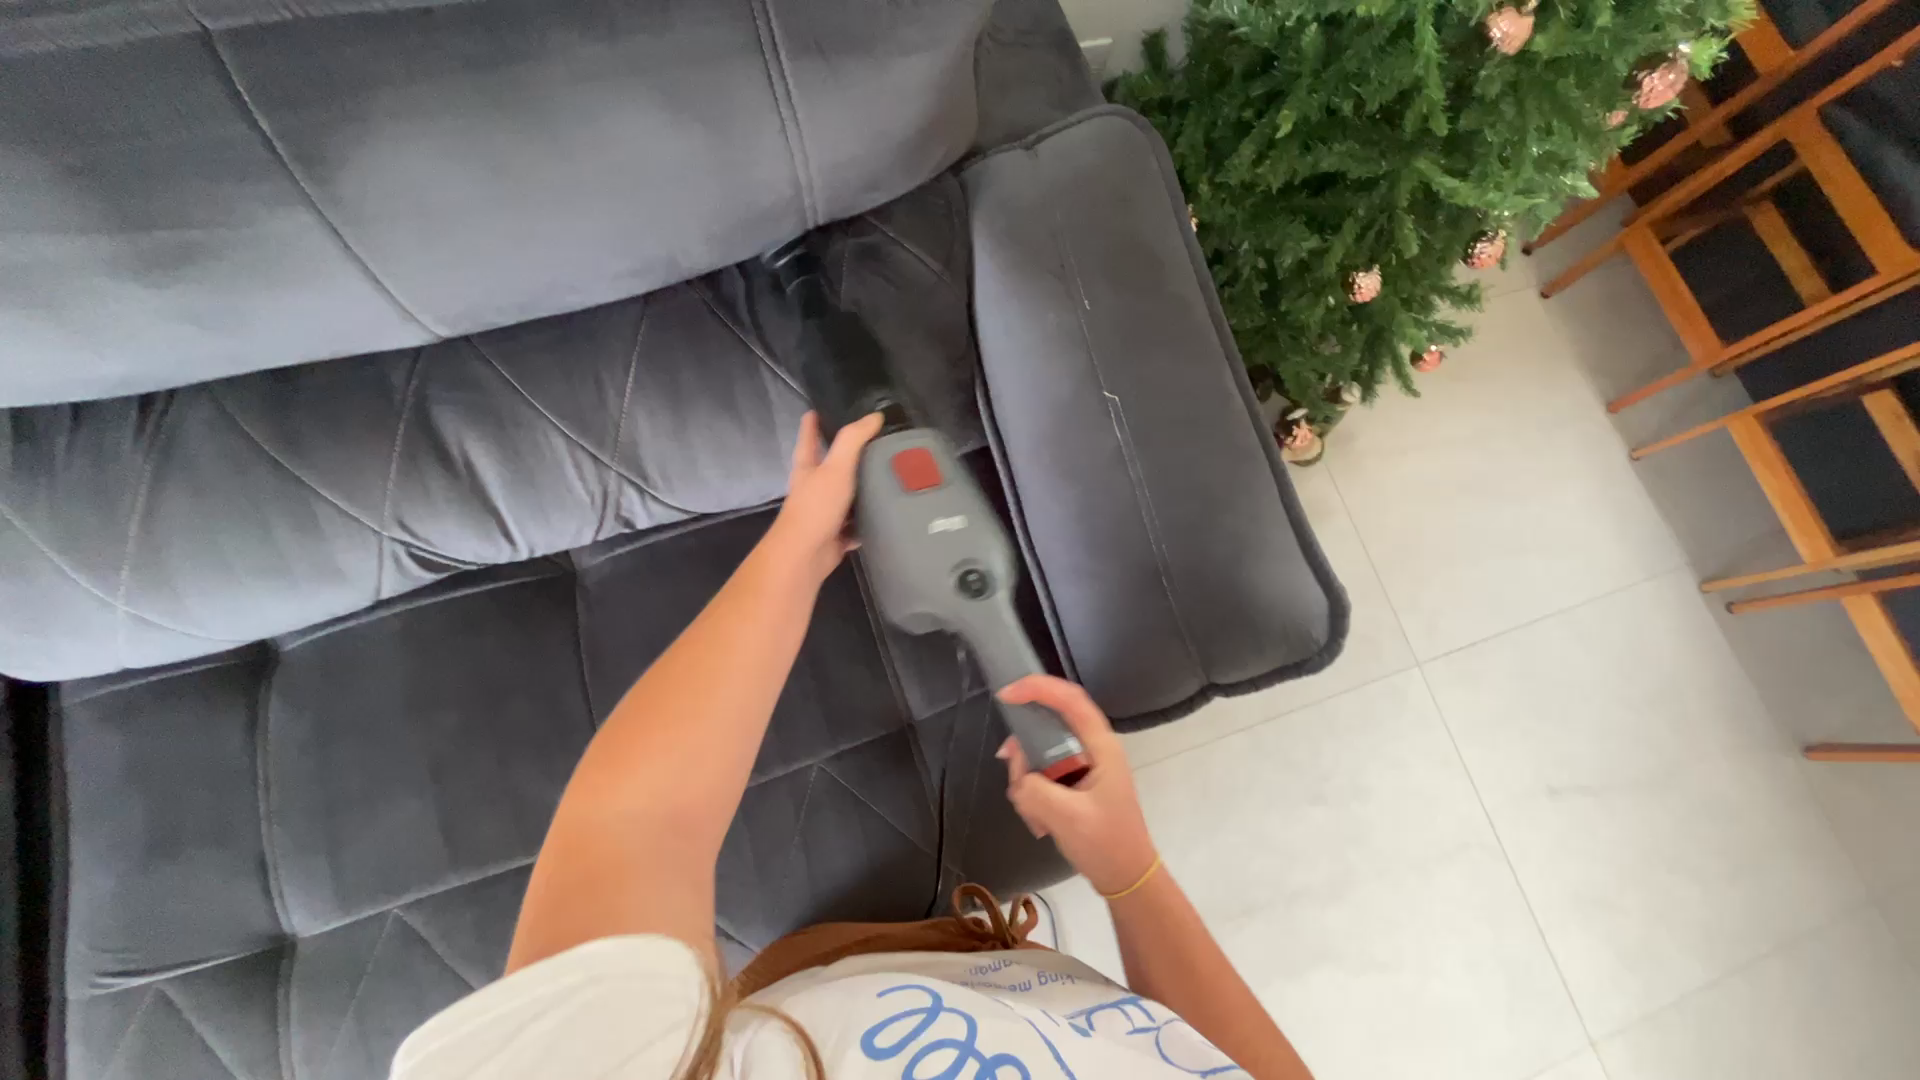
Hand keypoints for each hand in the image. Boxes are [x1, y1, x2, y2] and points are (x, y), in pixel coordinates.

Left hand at [769, 411, 883, 581]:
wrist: (805, 555)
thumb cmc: (816, 506)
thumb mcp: (836, 468)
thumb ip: (853, 441)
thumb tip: (875, 416)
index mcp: (808, 468)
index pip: (808, 438)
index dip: (811, 424)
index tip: (816, 410)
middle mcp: (813, 488)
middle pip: (829, 467)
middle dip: (845, 457)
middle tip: (870, 444)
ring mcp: (824, 513)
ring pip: (845, 497)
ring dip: (861, 490)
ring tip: (886, 477)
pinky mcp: (835, 535)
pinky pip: (855, 525)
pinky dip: (867, 522)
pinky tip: (885, 517)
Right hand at [996, 675, 1157, 896]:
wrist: (1127, 879)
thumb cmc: (1107, 845)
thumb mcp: (1068, 818)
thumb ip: (1035, 790)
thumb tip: (1019, 778)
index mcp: (1101, 746)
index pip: (1070, 699)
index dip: (1038, 688)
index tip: (1006, 695)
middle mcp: (1093, 748)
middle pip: (1048, 724)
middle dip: (1025, 749)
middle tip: (1015, 777)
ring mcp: (1083, 765)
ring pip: (1040, 751)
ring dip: (1027, 778)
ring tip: (1035, 814)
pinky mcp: (1073, 782)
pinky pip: (1041, 773)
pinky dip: (1032, 792)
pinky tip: (1039, 821)